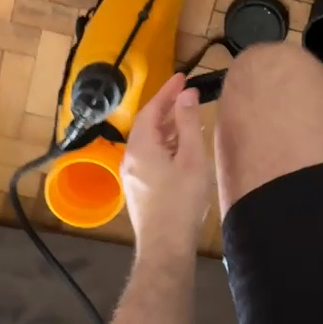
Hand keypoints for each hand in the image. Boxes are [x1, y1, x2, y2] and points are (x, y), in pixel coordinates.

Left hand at [121, 73, 211, 260]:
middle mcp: (131, 157)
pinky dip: (164, 142)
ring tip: (188, 117)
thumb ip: (188, 122)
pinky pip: (149, 154)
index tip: (183, 76)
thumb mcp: (191, 156)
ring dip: (167, 124)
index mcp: (141, 146)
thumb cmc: (181, 200)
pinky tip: (181, 147)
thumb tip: (186, 94)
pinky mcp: (139, 188)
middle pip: (147, 123)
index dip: (167, 90)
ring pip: (148, 139)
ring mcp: (132, 175)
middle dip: (166, 105)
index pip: (152, 108)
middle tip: (187, 93)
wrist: (165, 247)